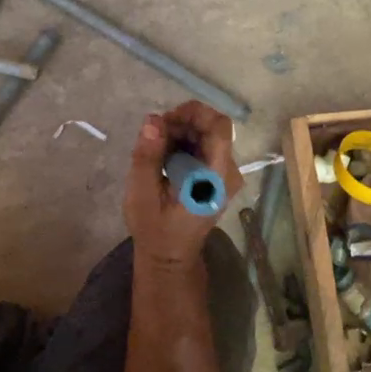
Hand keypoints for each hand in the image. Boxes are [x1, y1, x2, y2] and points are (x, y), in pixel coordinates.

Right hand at [125, 101, 242, 270]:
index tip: (166, 120)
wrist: (169, 258)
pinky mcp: (217, 174)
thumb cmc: (155, 230)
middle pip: (211, 128)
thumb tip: (153, 119)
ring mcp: (224, 173)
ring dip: (180, 132)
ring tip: (155, 149)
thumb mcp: (142, 194)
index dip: (194, 113)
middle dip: (181, 123)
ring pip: (206, 134)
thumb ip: (148, 156)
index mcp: (215, 177)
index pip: (219, 127)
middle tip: (153, 136)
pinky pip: (204, 145)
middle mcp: (228, 171)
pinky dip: (183, 143)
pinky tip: (164, 157)